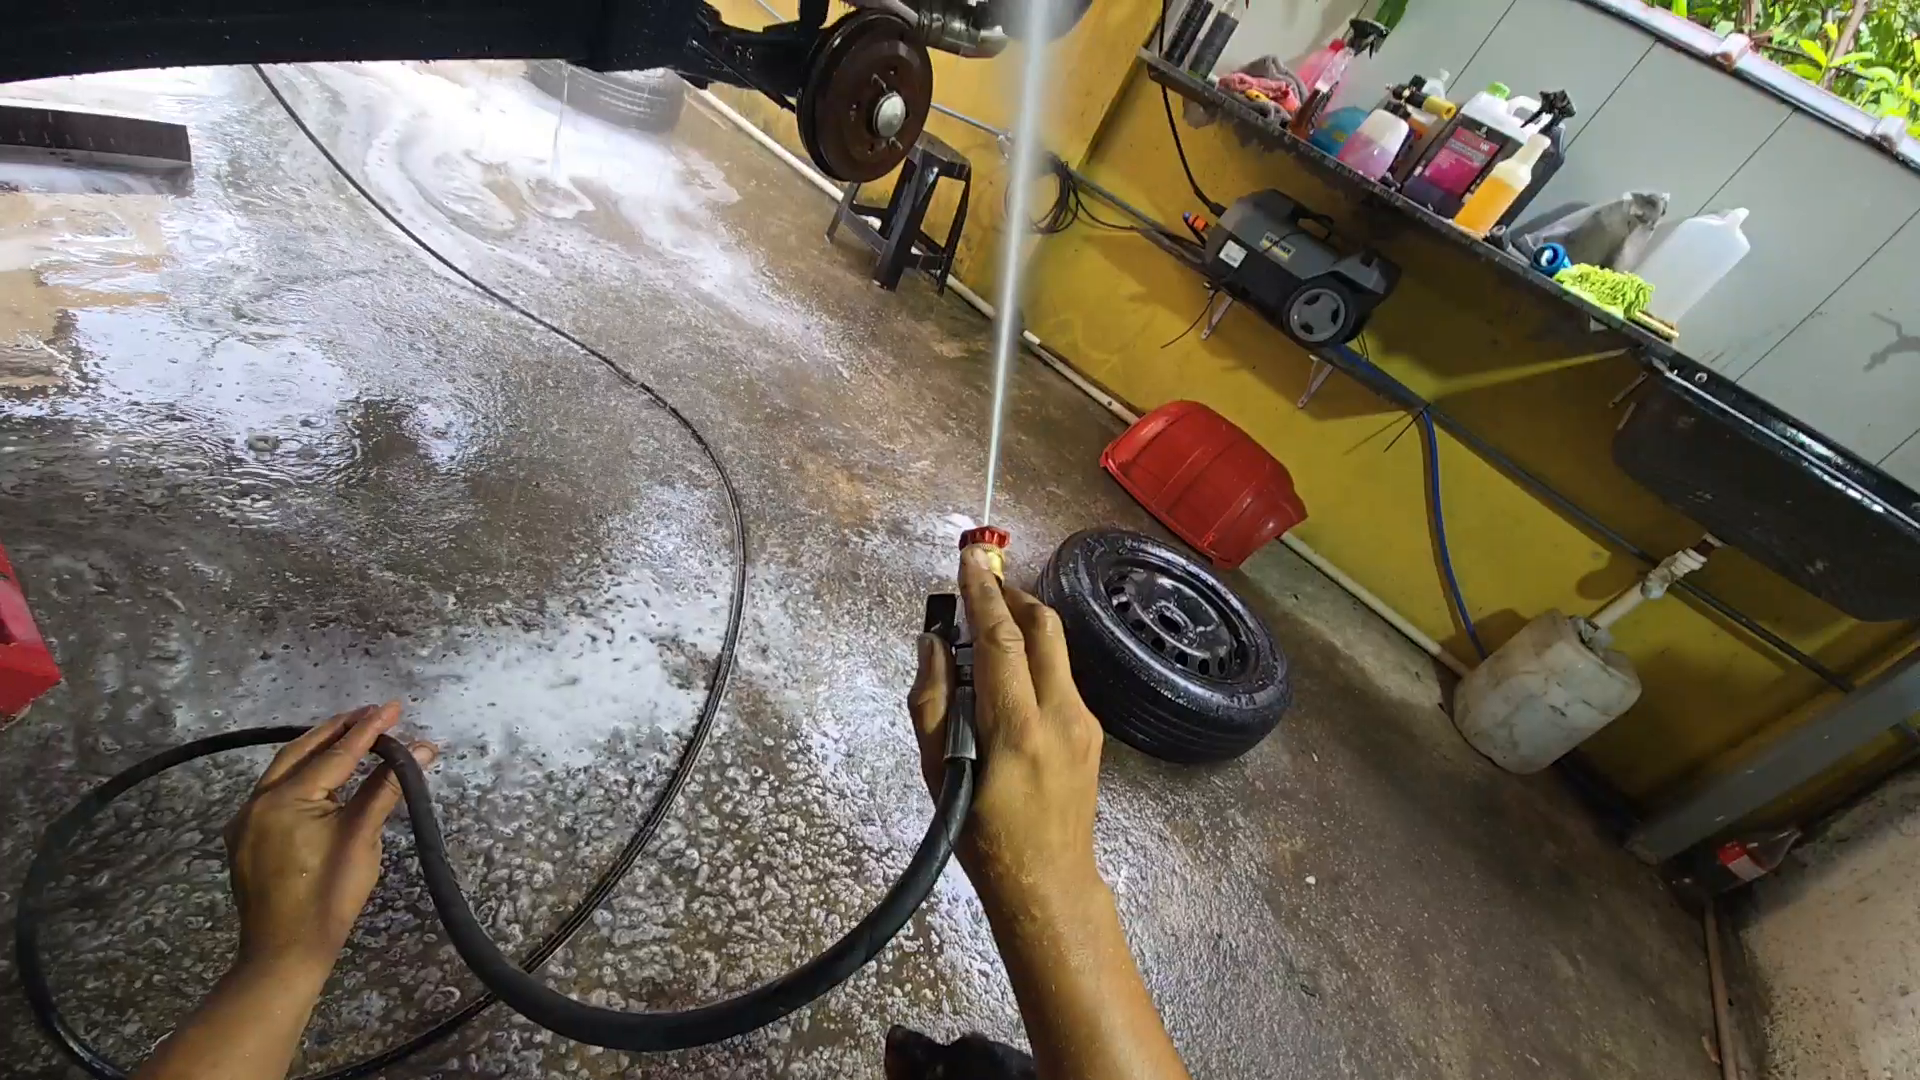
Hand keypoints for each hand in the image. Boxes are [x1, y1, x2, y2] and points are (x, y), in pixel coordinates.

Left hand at [223, 702, 436, 975]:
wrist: (286, 950)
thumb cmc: (330, 891)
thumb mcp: (364, 834)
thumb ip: (389, 786)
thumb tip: (422, 749)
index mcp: (284, 801)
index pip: (337, 755)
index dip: (370, 729)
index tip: (395, 705)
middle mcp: (257, 804)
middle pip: (301, 752)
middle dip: (339, 729)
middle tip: (374, 712)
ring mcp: (247, 822)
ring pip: (285, 769)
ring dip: (321, 746)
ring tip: (355, 730)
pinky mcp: (250, 837)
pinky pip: (279, 789)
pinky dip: (307, 770)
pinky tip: (329, 769)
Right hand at [908, 545, 1104, 911]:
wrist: (1049, 882)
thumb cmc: (980, 834)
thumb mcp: (938, 773)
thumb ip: (931, 702)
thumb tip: (932, 644)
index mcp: (1018, 728)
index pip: (1002, 641)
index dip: (984, 595)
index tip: (970, 559)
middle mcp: (1062, 714)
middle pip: (1045, 627)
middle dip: (1012, 596)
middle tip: (981, 588)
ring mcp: (1085, 721)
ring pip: (1057, 648)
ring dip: (1024, 624)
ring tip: (987, 628)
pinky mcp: (1093, 730)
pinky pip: (1061, 675)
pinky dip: (1034, 657)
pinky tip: (1009, 677)